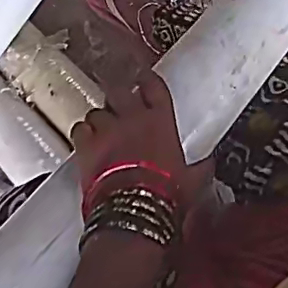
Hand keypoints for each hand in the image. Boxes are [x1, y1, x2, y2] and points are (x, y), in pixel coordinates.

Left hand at [72, 70, 190, 200]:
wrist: (134, 210)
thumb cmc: (166, 195)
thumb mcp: (192, 180)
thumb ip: (200, 167)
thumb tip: (208, 164)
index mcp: (161, 121)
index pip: (154, 88)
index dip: (147, 80)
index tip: (143, 77)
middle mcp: (132, 118)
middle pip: (119, 91)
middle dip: (117, 96)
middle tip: (117, 105)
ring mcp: (107, 129)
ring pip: (97, 111)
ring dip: (99, 119)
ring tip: (102, 131)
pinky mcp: (86, 145)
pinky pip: (80, 129)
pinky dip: (83, 134)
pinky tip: (86, 142)